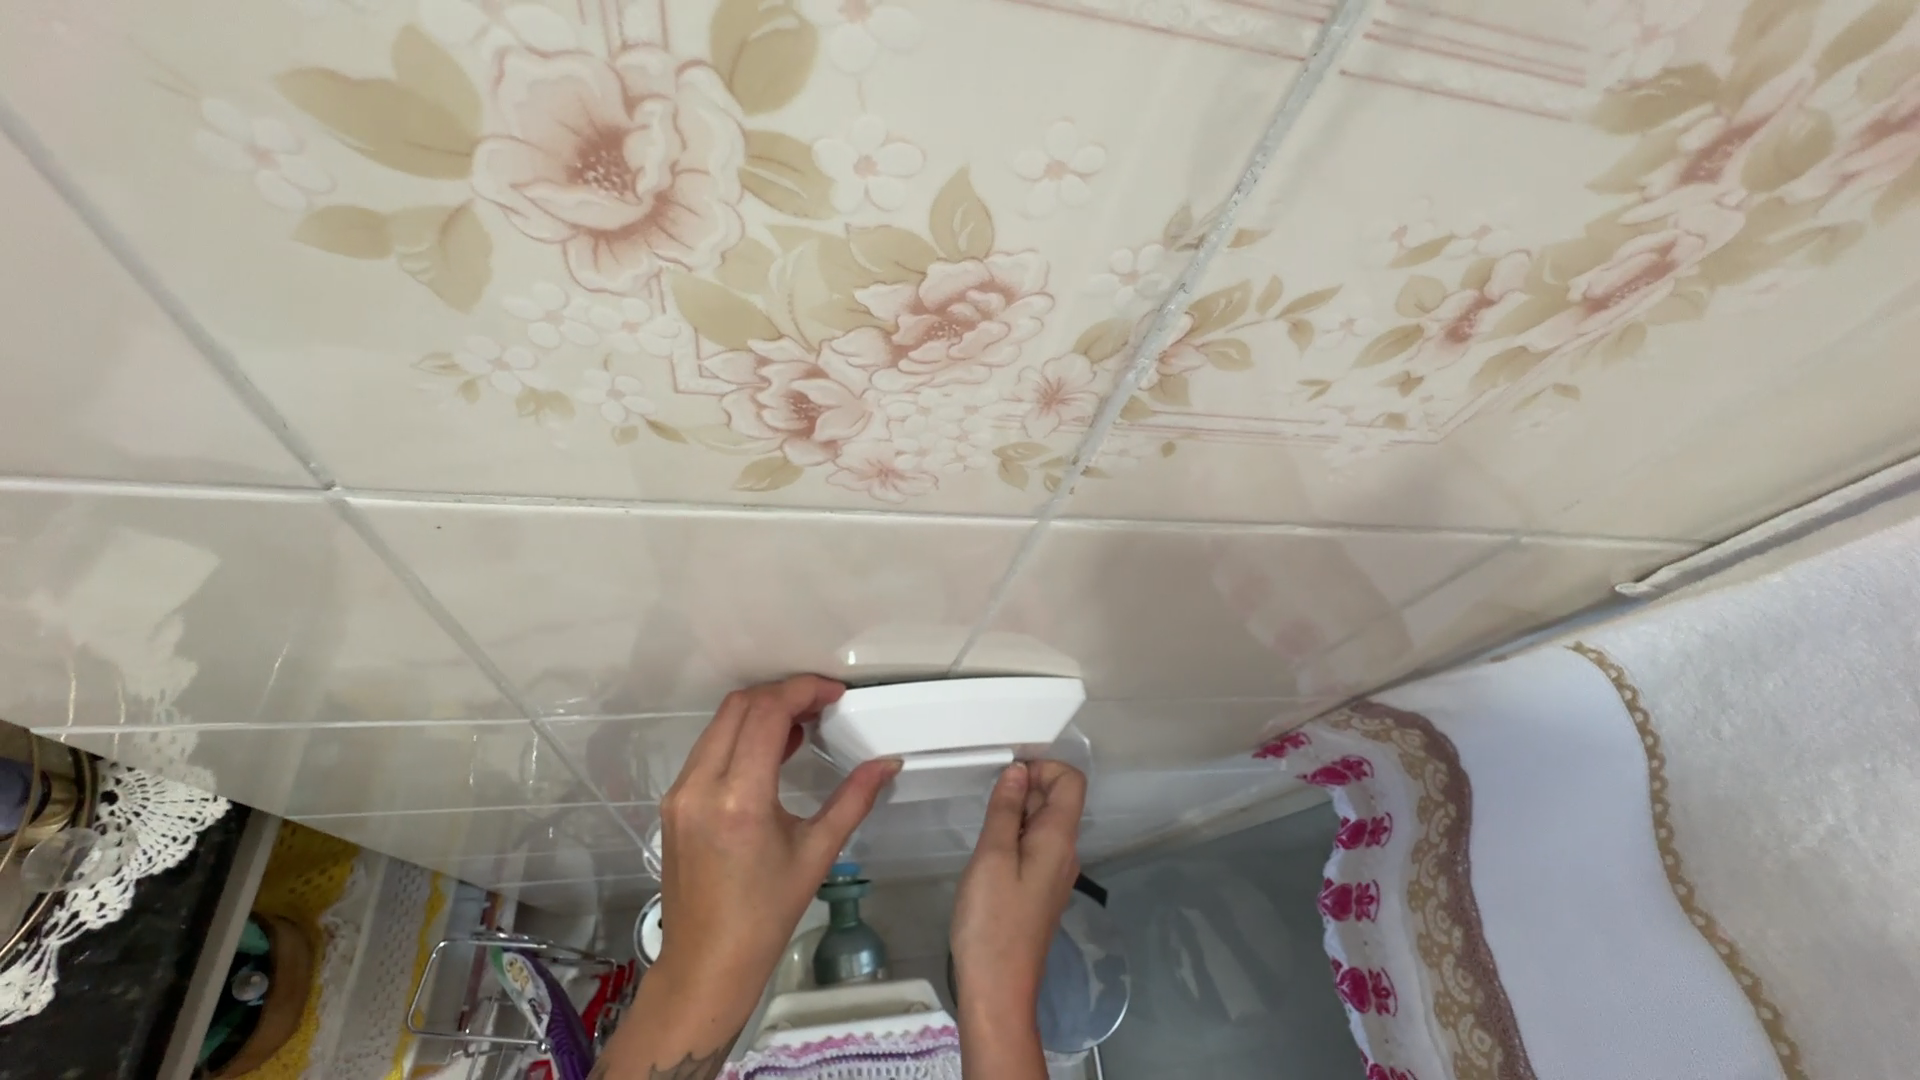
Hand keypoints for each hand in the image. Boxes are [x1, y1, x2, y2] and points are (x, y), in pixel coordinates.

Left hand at [603, 677, 896, 1078]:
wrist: (706, 964)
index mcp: (739, 799)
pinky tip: (774, 748)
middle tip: (822, 702)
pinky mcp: (674, 801)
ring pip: (720, 723)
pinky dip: (741, 734)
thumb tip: (888, 763)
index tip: (834, 694)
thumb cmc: (765, 916)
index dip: (803, 691)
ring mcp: (680, 793)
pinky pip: (709, 748)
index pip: (766, 714)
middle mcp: (700, 786)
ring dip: (761, 710)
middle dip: (783, 693)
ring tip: (804, 720)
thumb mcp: (818, 854)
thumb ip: (854, 799)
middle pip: (739, 706)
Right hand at [950, 761, 1086, 1029]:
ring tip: (985, 823)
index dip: (1043, 766)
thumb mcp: (992, 855)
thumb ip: (1005, 809)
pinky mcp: (1040, 889)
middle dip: (1026, 786)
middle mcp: (1065, 852)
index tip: (1007, 774)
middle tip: (988, 800)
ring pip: (1044, 822)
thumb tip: (1017, 771)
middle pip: (1058, 799)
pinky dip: (1015, 834)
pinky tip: (989, 850)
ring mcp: (1054, 873)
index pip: (1071, 780)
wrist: (998, 988)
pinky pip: (1035, 846)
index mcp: (1060, 839)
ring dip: (1017, 811)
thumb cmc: (992, 920)